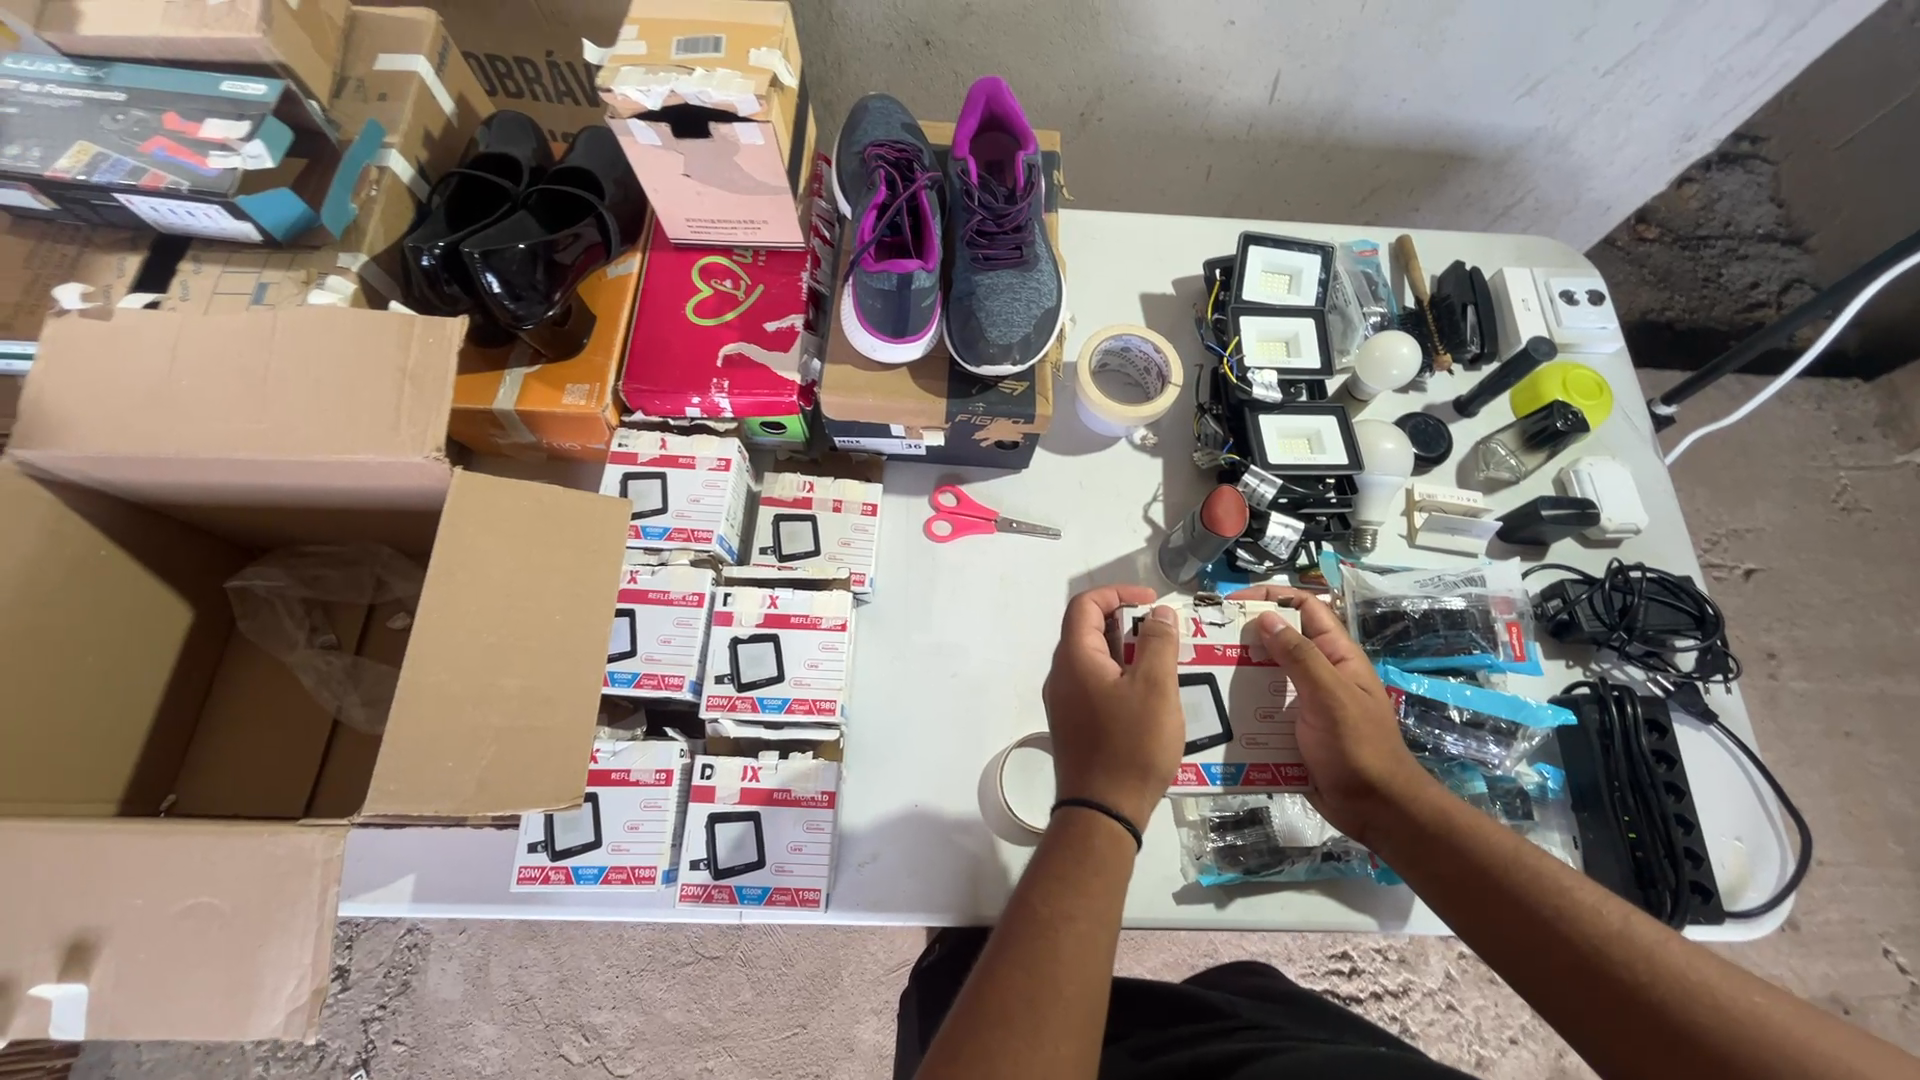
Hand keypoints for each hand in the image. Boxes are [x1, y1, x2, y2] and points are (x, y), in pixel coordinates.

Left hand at [1041, 585, 1183, 831]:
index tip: (1152, 603)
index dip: (1118, 594)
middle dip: (1125, 621)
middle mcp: (1060, 675)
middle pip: (1087, 630)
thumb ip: (1157, 643)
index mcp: (1074, 658)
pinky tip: (1148, 695)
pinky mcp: (1073, 724)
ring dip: (1124, 651)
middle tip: (1163, 633)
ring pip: (1092, 659)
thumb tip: (1158, 613)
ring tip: (1162, 663)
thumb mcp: (1155, 687)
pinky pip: (1093, 684)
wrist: (1102, 810)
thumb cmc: (1131, 744)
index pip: (1085, 605)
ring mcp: (1063, 701)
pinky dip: (1119, 676)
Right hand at [1227, 586, 1435, 845]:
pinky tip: (1214, 709)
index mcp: (1336, 656)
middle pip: (1278, 640)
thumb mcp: (1329, 697)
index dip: (1271, 597)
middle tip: (1204, 639)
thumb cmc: (1359, 747)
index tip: (1231, 603)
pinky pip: (1260, 708)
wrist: (1375, 809)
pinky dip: (1239, 705)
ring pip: (1264, 675)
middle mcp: (1318, 673)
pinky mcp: (1289, 729)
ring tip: (1202, 671)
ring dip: (1237, 672)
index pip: (1305, 608)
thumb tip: (1266, 617)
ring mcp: (1303, 702)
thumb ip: (1299, 656)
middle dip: (1244, 635)